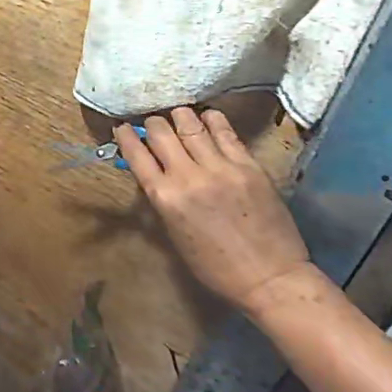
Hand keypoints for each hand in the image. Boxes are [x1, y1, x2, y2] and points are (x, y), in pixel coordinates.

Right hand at [114, 107, 318, 315]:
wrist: (269, 277)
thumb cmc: (212, 263)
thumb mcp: (172, 230)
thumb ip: (160, 195)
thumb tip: (151, 169)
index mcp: (164, 196)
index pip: (136, 153)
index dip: (125, 136)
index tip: (122, 128)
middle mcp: (188, 176)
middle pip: (161, 132)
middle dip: (152, 123)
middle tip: (153, 123)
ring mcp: (221, 169)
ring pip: (191, 125)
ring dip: (179, 116)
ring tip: (178, 114)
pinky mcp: (249, 167)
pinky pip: (226, 133)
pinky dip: (212, 120)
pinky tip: (207, 115)